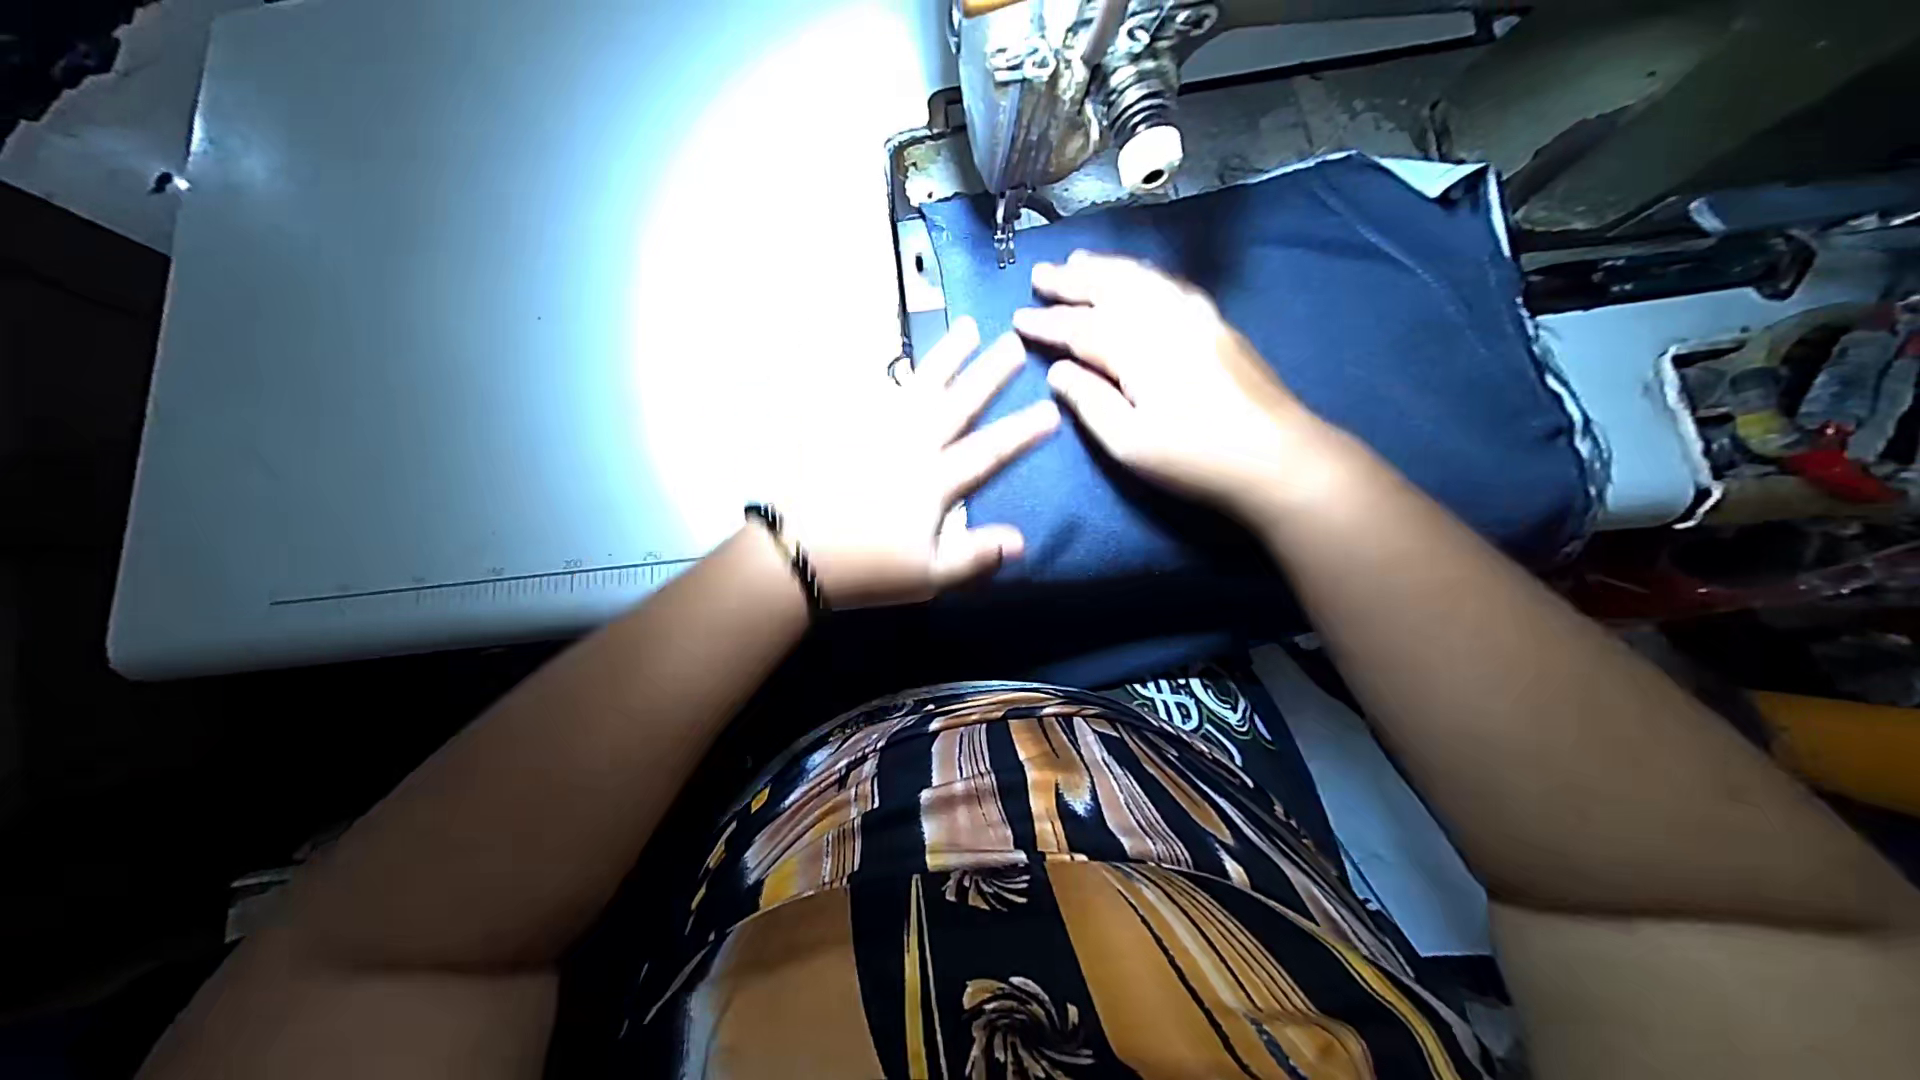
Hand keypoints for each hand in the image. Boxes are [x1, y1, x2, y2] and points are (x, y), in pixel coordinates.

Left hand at [776, 318, 1059, 608]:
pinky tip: (890, 345)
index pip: (989, 451)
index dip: (1022, 432)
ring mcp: (877, 429)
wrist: (798, 553)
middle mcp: (912, 444)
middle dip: (991, 373)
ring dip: (947, 355)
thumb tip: (1021, 540)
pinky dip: (879, 364)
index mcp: (935, 481)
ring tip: (968, 328)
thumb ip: (975, 556)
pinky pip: (865, 386)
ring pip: (920, 384)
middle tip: (1015, 342)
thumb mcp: (928, 575)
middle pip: (959, 403)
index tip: (1052, 409)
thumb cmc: (868, 569)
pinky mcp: (845, 426)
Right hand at [1012, 251, 1357, 522]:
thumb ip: (1089, 402)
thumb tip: (1059, 371)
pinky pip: (1168, 284)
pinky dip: (1142, 275)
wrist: (1277, 457)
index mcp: (1137, 348)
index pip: (1081, 327)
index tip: (1018, 318)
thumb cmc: (1194, 457)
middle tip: (1041, 274)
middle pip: (1111, 288)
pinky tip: (1136, 278)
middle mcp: (1165, 318)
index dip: (1047, 322)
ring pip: (1142, 279)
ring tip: (1080, 262)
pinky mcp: (1216, 322)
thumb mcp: (1129, 443)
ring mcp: (1196, 315)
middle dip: (1073, 280)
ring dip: (1107, 269)